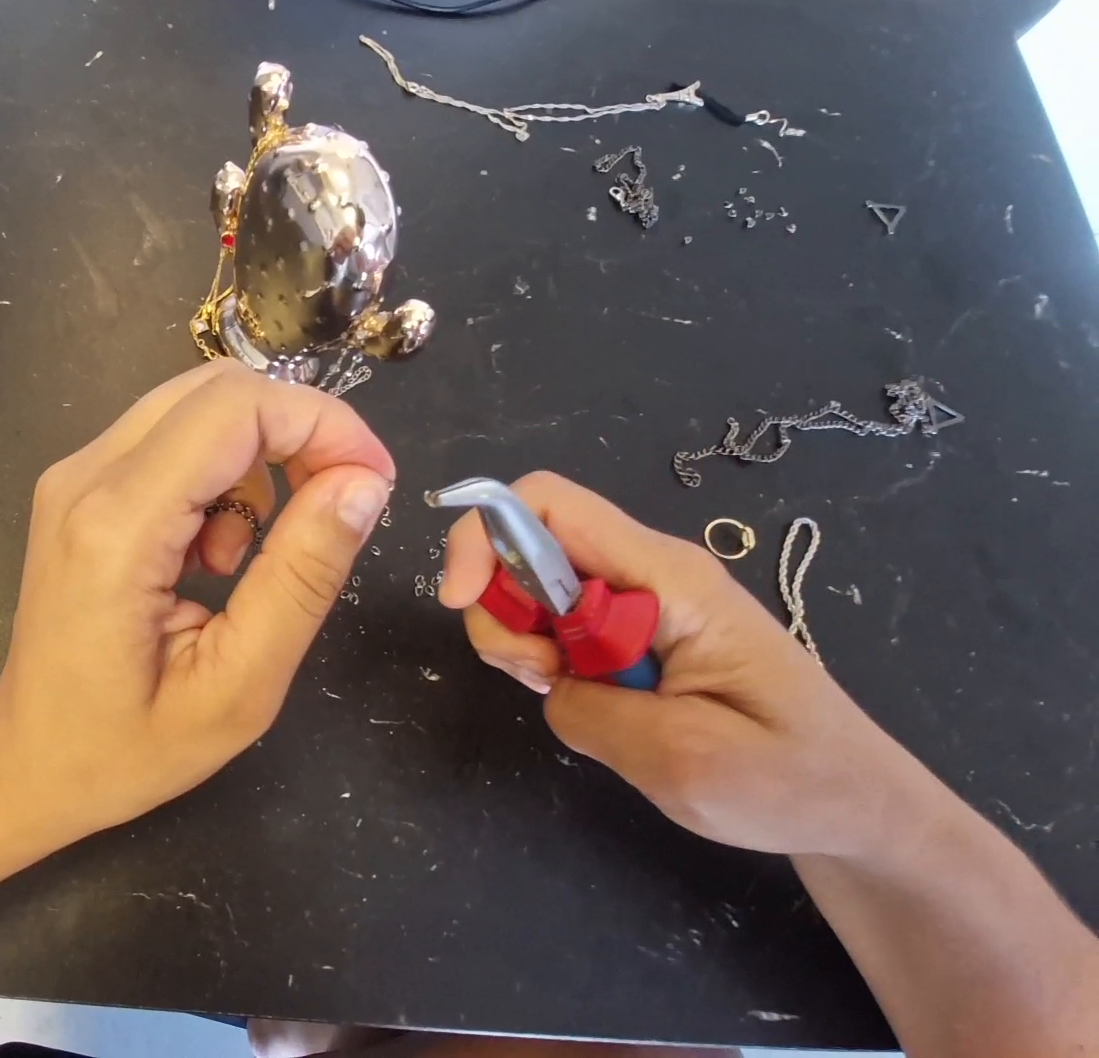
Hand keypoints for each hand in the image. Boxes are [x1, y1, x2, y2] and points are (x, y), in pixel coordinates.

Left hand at [0, 360, 395, 843]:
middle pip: (215, 391)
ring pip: (193, 409)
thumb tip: (362, 483)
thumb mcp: (238, 686)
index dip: (323, 424)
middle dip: (296, 432)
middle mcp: (83, 478)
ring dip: (253, 463)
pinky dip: (215, 478)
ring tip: (245, 559)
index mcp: (116, 527)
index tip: (372, 481)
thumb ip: (303, 578)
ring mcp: (72, 477)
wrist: (29, 760)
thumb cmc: (125, 748)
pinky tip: (207, 553)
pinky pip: (166, 441)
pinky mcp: (76, 488)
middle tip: (333, 508)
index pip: (234, 409)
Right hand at [439, 472, 940, 858]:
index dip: (482, 535)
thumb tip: (548, 680)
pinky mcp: (625, 632)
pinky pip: (549, 625)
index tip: (457, 600)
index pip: (546, 506)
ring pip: (527, 590)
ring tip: (569, 694)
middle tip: (536, 674)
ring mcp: (632, 601)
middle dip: (499, 608)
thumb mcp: (684, 760)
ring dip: (517, 640)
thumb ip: (589, 710)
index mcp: (666, 577)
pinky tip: (581, 697)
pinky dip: (538, 659)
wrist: (856, 809)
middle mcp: (643, 572)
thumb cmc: (794, 781)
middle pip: (522, 547)